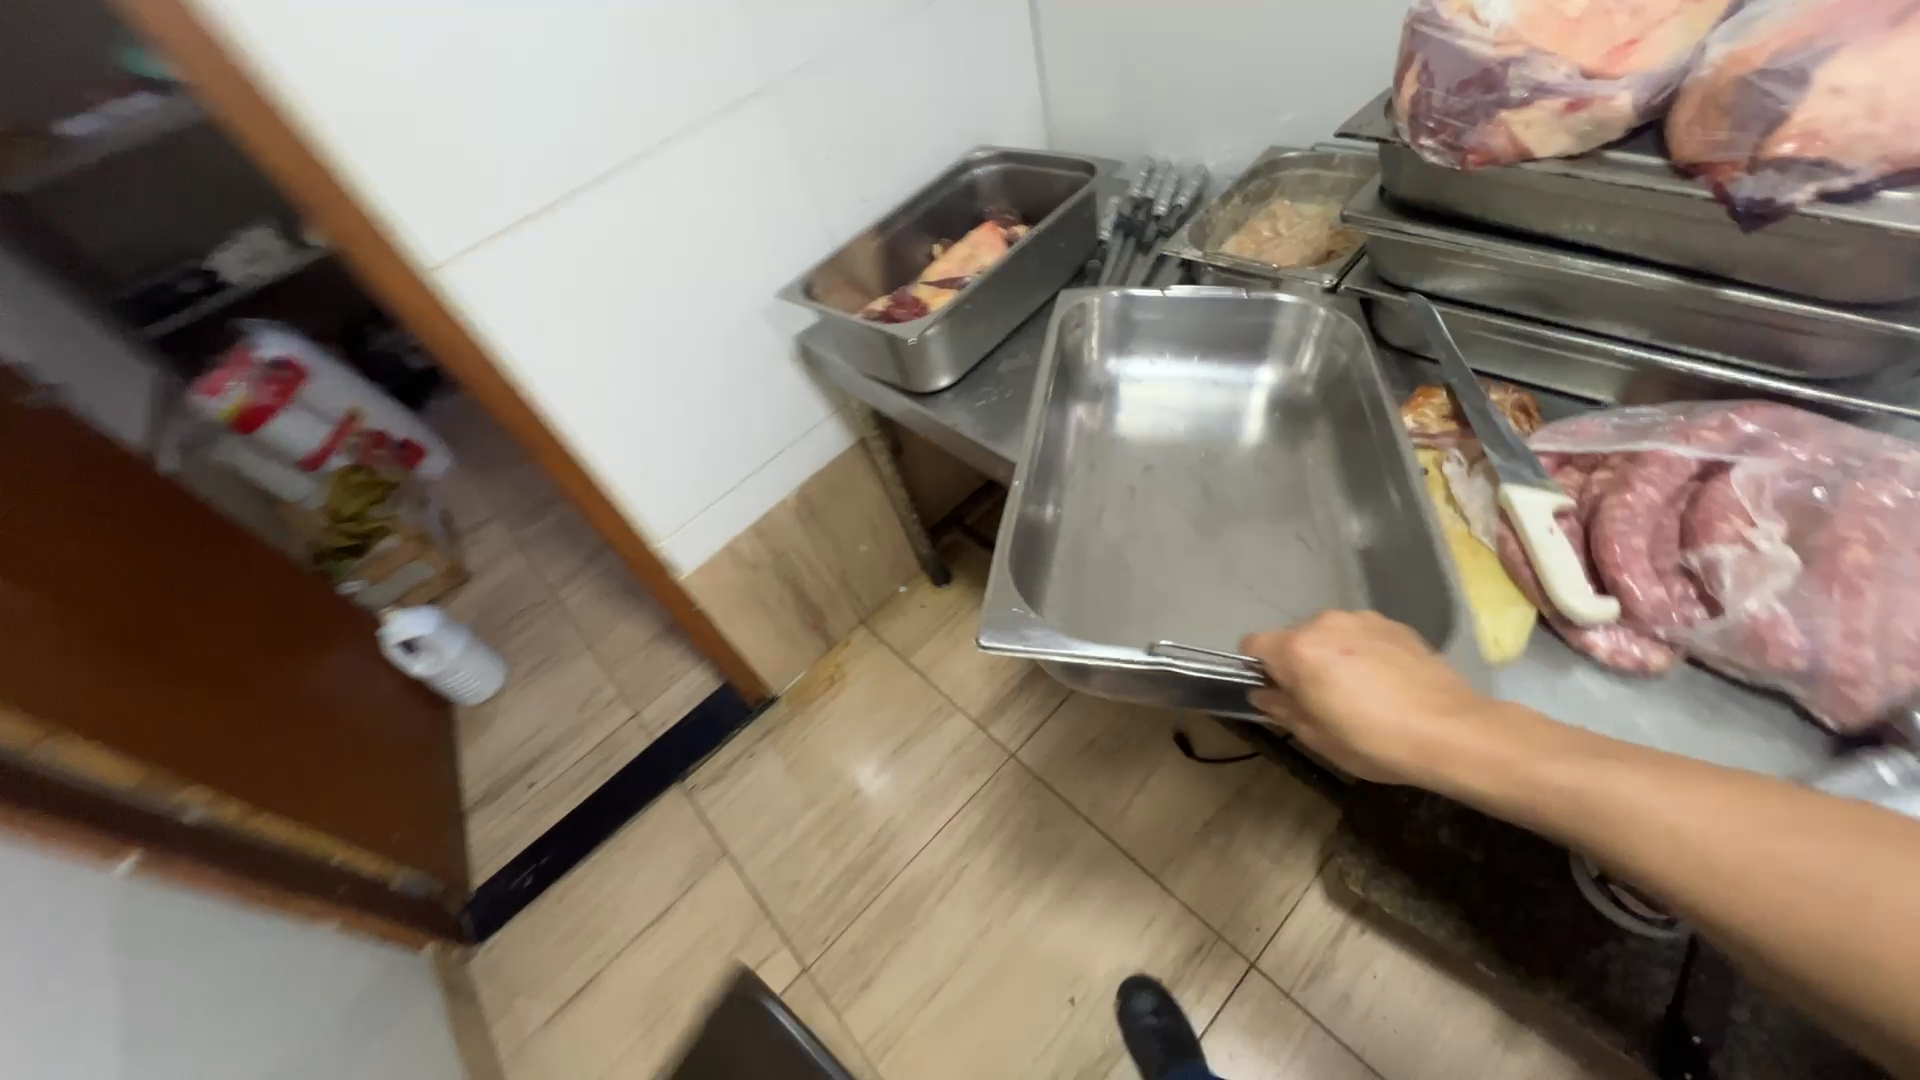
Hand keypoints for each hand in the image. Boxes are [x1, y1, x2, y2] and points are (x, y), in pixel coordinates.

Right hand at [1240, 611, 1498, 785]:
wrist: (1453, 732)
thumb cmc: (1373, 740)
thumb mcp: (1315, 736)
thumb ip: (1280, 708)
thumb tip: (1262, 694)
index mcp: (1296, 649)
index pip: (1252, 644)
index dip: (1257, 668)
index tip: (1277, 693)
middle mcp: (1324, 623)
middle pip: (1292, 638)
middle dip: (1298, 663)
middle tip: (1321, 698)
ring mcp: (1362, 619)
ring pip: (1329, 634)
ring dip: (1332, 655)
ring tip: (1360, 689)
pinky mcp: (1395, 624)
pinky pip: (1361, 635)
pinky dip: (1363, 652)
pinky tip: (1386, 682)